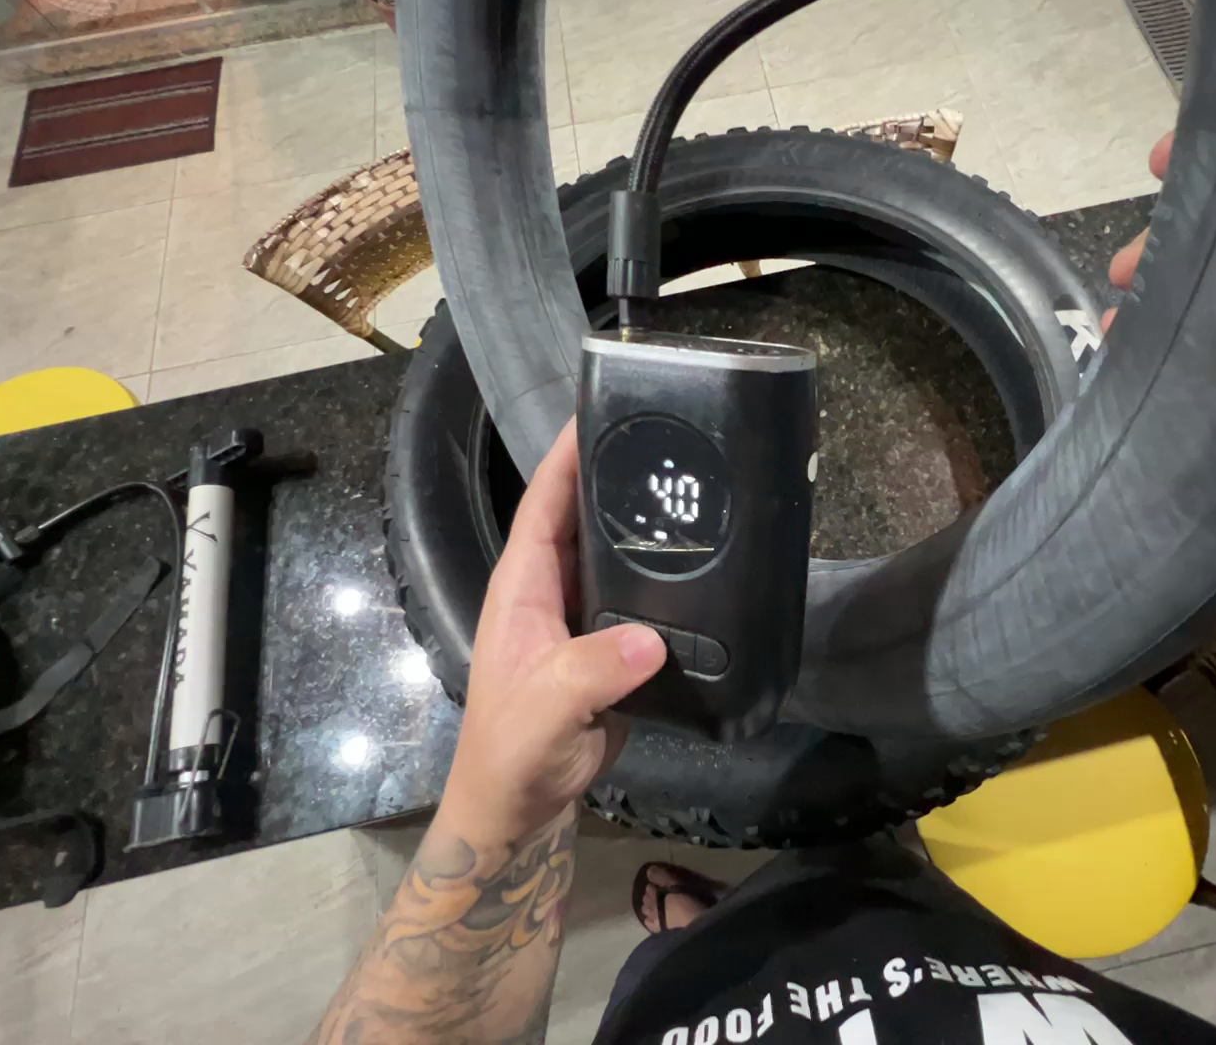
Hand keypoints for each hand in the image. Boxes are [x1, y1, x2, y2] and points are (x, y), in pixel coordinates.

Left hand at [442, 421, 667, 841]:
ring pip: (614, 550)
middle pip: (583, 514)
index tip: (603, 409)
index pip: (544, 502)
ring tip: (695, 488)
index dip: (567, 454)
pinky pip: (639, 592)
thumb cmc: (514, 754)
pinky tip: (702, 560)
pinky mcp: (611, 643)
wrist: (524, 806)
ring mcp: (583, 615)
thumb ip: (589, 672)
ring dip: (642, 520)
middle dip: (615, 472)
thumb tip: (652, 638)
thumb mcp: (544, 711)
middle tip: (671, 440)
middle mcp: (553, 588)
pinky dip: (663, 570)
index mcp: (524, 586)